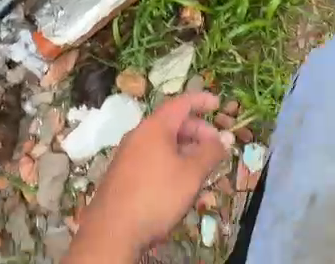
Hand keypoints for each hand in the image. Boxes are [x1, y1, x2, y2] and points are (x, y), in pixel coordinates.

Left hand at [66, 92, 228, 261]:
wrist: (110, 234)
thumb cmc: (156, 196)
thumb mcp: (191, 174)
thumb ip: (210, 152)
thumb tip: (224, 138)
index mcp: (155, 126)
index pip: (182, 102)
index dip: (202, 100)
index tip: (218, 104)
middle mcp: (138, 135)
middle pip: (172, 123)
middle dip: (197, 131)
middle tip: (215, 145)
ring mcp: (126, 155)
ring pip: (161, 143)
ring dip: (184, 149)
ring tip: (200, 167)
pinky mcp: (120, 175)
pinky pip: (150, 158)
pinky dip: (168, 161)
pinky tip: (176, 182)